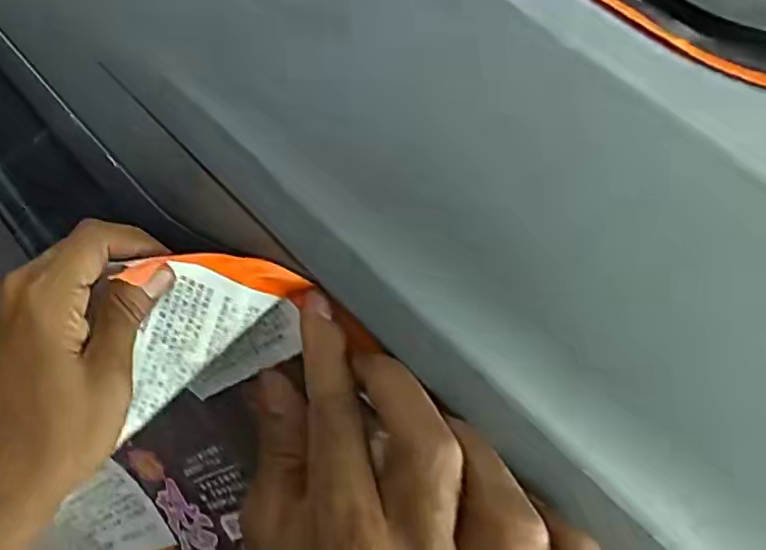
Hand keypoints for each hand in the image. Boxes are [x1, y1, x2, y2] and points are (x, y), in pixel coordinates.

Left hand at [0, 220, 174, 549]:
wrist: (5, 466)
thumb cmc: (62, 431)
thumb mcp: (108, 377)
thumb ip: (126, 315)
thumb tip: (153, 273)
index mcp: (44, 293)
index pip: (91, 238)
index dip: (134, 240)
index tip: (171, 261)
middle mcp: (20, 283)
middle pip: (75, 247)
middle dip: (123, 256)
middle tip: (167, 283)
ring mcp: (9, 297)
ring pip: (63, 264)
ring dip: (103, 273)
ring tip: (147, 300)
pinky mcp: (9, 313)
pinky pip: (50, 285)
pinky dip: (81, 289)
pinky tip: (111, 315)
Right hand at [242, 290, 600, 549]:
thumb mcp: (274, 529)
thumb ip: (279, 456)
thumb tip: (278, 382)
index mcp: (346, 527)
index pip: (336, 419)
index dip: (327, 358)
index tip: (321, 316)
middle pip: (428, 445)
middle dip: (397, 386)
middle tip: (371, 365)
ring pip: (504, 494)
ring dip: (467, 444)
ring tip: (437, 429)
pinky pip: (568, 549)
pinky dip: (544, 512)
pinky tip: (507, 495)